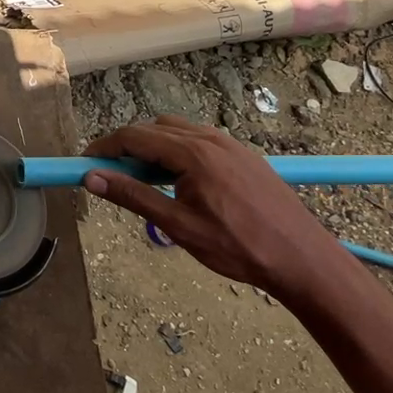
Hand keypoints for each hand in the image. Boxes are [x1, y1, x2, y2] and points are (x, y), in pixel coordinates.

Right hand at [81, 116, 343, 298]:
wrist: (307, 263)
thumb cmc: (241, 248)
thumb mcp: (179, 226)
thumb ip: (133, 196)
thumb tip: (91, 178)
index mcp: (194, 153)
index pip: (134, 136)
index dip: (104, 148)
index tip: (85, 164)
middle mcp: (211, 139)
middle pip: (152, 129)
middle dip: (126, 146)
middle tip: (111, 175)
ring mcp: (231, 145)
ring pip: (176, 131)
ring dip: (152, 147)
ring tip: (143, 179)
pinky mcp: (245, 156)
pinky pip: (198, 140)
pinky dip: (176, 151)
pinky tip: (178, 180)